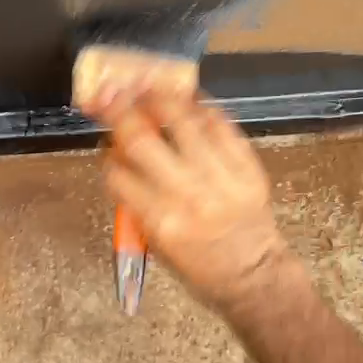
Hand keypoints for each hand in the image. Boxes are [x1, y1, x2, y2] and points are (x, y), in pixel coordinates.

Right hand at [85, 81, 291, 311]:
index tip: (107, 143)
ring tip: (147, 85)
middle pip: (142, 139)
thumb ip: (136, 198)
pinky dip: (201, 107)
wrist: (255, 277)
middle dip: (119, 111)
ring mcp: (220, 177)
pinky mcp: (246, 166)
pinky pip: (220, 124)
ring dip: (158, 98)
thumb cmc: (199, 266)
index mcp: (160, 220)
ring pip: (182, 121)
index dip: (108, 154)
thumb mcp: (156, 243)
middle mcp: (188, 195)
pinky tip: (187, 100)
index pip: (118, 174)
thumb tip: (118, 153)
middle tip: (109, 92)